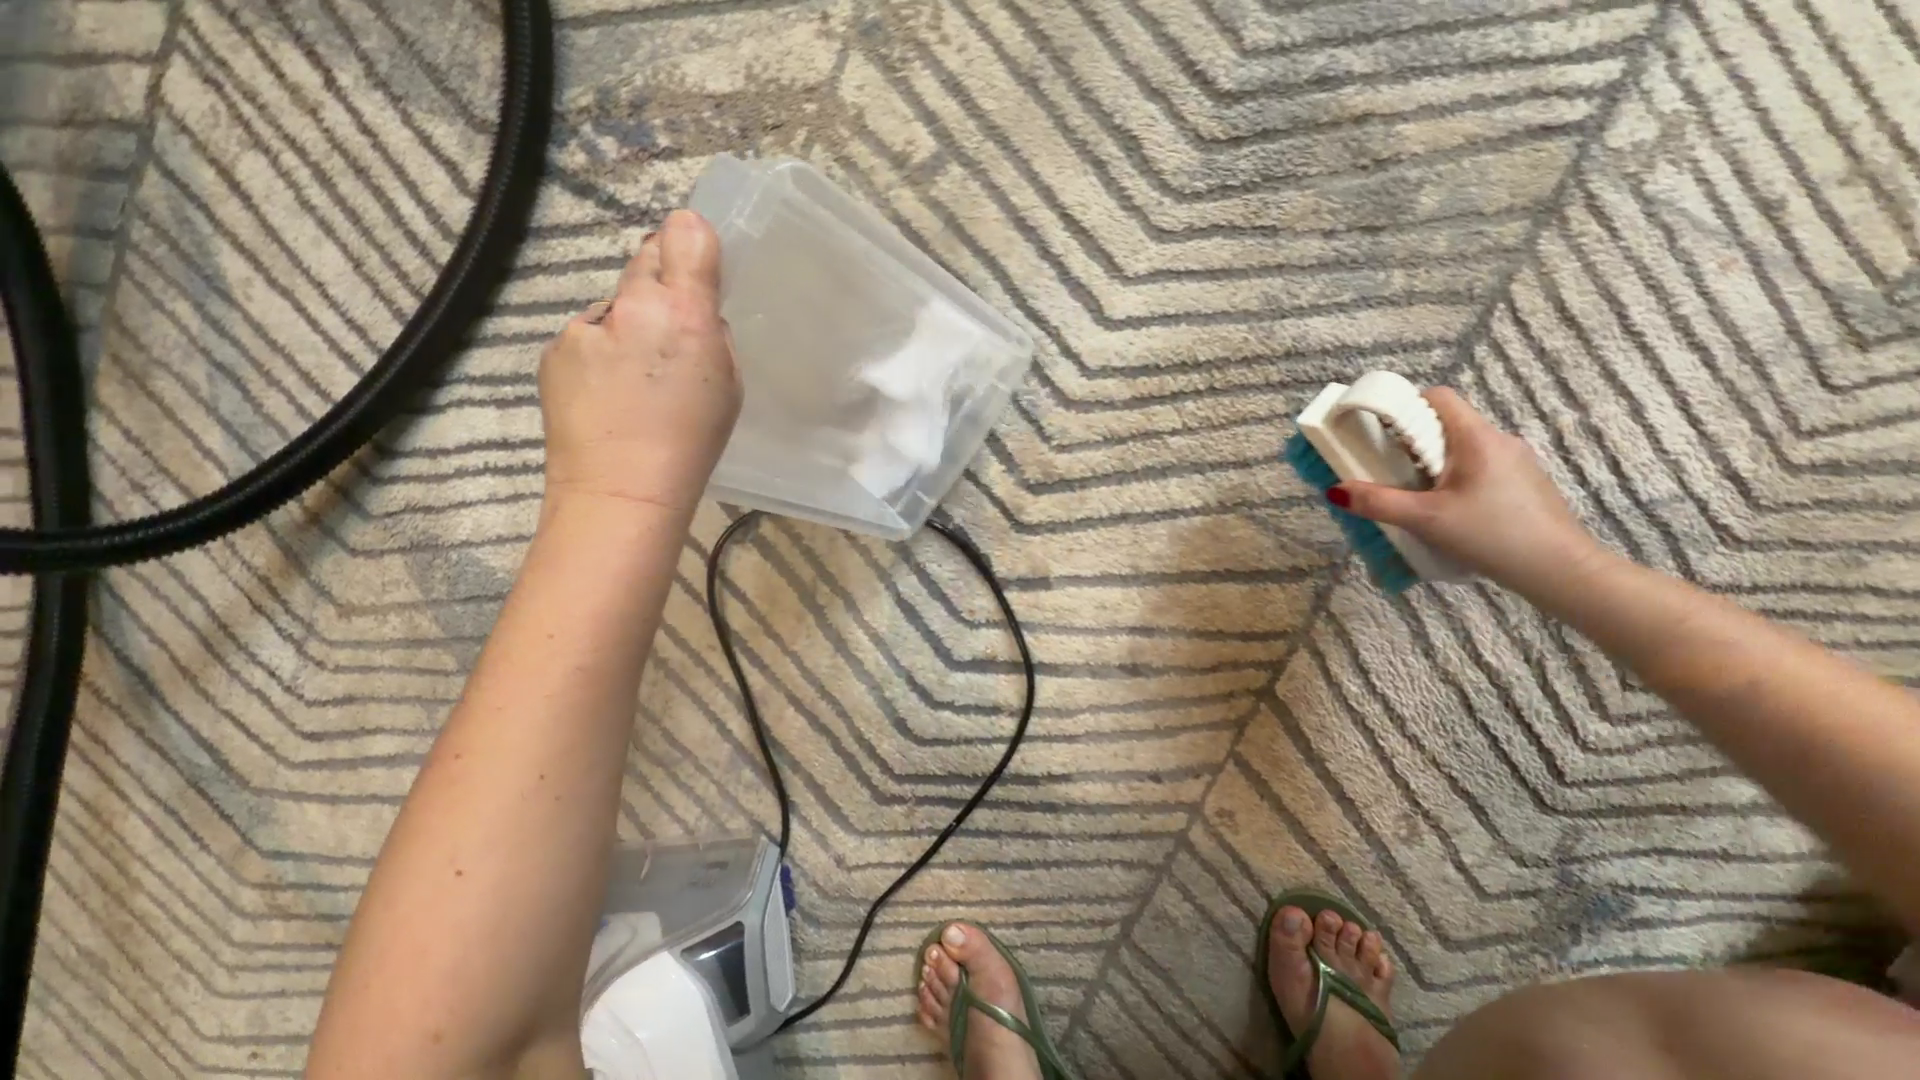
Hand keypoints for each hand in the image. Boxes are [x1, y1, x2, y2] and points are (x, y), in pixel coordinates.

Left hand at [539, 210, 740, 518]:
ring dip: (626, 325)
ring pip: (614, 306)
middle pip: (645, 261)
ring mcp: (584, 326)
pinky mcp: (553, 349)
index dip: (690, 238)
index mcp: (684, 313)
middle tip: (669, 325)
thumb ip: (712, 334)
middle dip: (659, 284)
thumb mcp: (728, 386)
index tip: (694, 257)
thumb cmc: (690, 444)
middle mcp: (632, 306)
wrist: (621, 492)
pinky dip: (597, 354)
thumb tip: (694, 315)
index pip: (685, 235)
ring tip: (632, 380)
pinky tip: (605, 395)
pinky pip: (585, 337)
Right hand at [1332, 387, 1602, 593]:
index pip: (1437, 397)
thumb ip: (1378, 503)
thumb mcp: (1426, 520)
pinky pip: (1481, 468)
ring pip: (1464, 449)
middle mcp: (1499, 440)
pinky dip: (1458, 481)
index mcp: (1476, 437)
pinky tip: (1453, 514)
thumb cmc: (1492, 535)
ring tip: (1419, 499)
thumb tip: (1336, 490)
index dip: (1405, 407)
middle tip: (1391, 473)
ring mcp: (1517, 461)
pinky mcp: (1525, 483)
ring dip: (1435, 465)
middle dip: (1414, 444)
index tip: (1381, 434)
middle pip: (1447, 424)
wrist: (1559, 569)